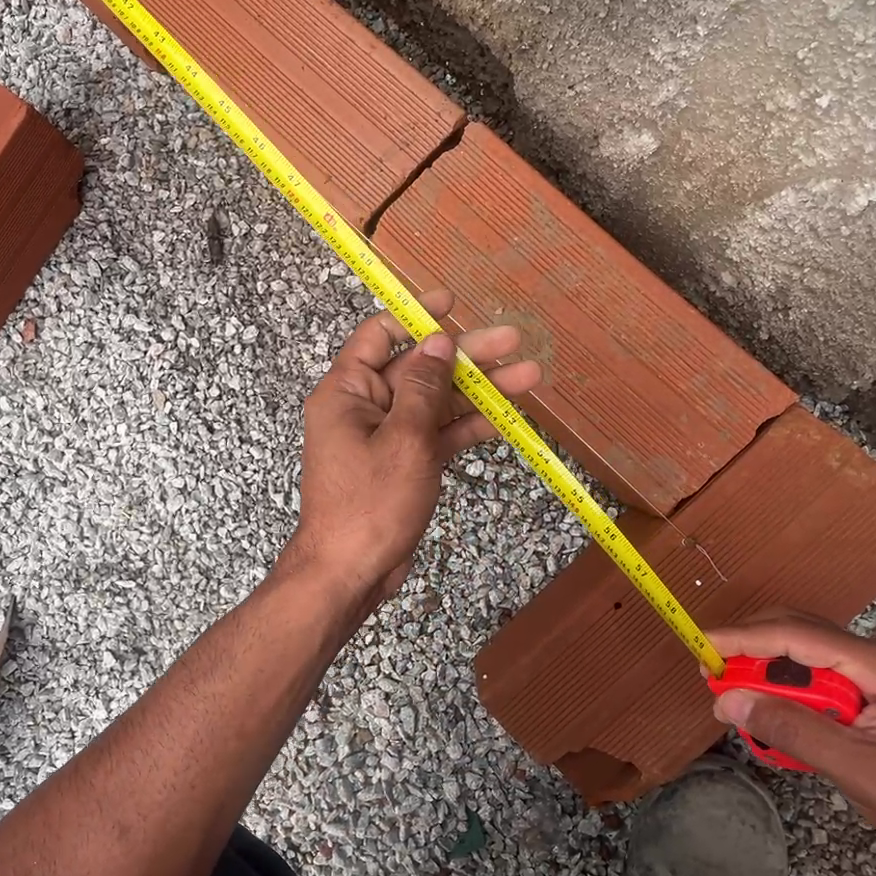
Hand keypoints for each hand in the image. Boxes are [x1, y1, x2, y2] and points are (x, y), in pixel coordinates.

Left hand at [283, 291, 541, 608]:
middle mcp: (362, 408)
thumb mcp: (403, 439)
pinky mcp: (402, 464)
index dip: (416, 315)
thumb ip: (423, 387)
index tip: (453, 302)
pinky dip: (465, 427)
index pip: (378, 335)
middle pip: (417, 368)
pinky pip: (435, 436)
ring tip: (529, 375)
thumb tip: (437, 342)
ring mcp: (384, 438)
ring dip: (477, 392)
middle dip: (465, 356)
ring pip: (433, 403)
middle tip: (515, 340)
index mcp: (346, 392)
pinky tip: (505, 416)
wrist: (351, 573)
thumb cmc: (368, 504)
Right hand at [706, 616, 875, 875]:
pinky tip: (784, 726)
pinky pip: (826, 685)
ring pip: (812, 661)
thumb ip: (794, 732)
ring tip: (744, 707)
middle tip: (714, 679)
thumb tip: (730, 701)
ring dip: (773, 679)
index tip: (701, 644)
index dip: (745, 638)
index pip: (800, 636)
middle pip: (803, 637)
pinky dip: (795, 699)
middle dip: (753, 653)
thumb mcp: (863, 773)